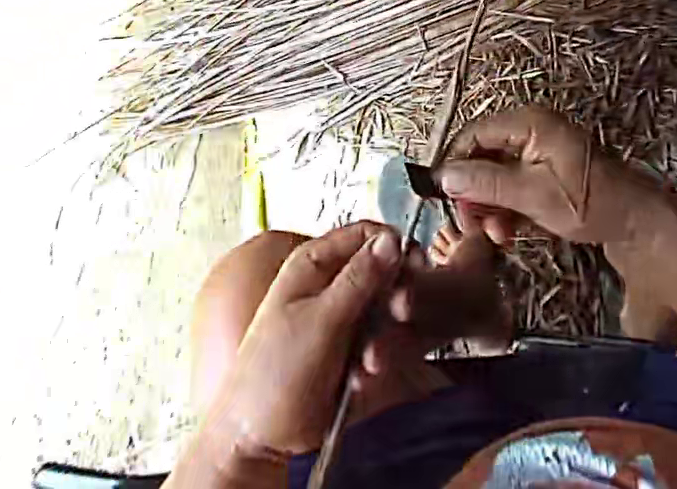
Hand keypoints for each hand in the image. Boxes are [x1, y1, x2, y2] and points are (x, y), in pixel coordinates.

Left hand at [202, 222, 402, 461]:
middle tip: (401, 314)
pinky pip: (379, 340)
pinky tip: (361, 379)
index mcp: (314, 263)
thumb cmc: (274, 375)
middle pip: (381, 270)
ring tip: (369, 363)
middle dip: (393, 296)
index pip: (366, 234)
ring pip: (384, 308)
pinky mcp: (350, 347)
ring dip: (385, 336)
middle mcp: (329, 283)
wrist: (259, 441)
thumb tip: (391, 239)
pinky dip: (377, 358)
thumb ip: (359, 279)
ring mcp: (340, 315)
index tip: (417, 265)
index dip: (394, 245)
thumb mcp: (321, 321)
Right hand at [435, 105, 663, 246]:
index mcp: (528, 122)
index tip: (445, 198)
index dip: (456, 164)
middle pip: (483, 154)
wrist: (633, 221)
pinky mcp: (542, 169)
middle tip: (471, 224)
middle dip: (474, 191)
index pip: (475, 134)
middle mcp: (529, 129)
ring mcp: (537, 149)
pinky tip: (505, 230)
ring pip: (494, 172)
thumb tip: (445, 176)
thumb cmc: (587, 202)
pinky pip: (511, 182)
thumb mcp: (532, 195)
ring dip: (488, 204)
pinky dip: (504, 205)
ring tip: (494, 233)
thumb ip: (487, 183)